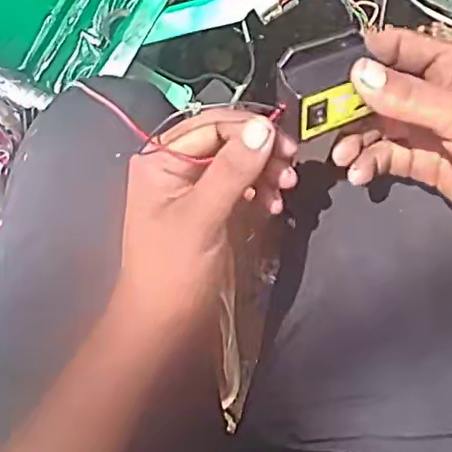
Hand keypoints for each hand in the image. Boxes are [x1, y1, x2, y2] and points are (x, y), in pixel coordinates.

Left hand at [114, 111, 295, 328]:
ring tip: (285, 187)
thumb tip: (264, 128)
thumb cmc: (172, 271)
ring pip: (238, 160)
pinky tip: (272, 204)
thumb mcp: (202, 216)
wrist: (164, 326)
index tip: (283, 145)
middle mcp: (175, 167)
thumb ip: (232, 170)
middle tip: (290, 165)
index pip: (211, 125)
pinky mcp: (211, 207)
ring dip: (265, 169)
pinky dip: (260, 188)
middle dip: (260, 149)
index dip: (249, 129)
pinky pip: (241, 184)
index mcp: (160, 160)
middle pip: (226, 139)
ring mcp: (194, 187)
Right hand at [328, 29, 451, 241]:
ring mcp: (428, 129)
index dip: (364, 55)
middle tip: (324, 122)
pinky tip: (361, 174)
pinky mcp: (425, 162)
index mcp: (449, 67)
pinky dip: (369, 163)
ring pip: (377, 126)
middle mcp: (434, 94)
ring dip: (355, 139)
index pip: (398, 47)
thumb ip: (410, 97)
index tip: (329, 70)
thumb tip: (360, 74)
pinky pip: (387, 156)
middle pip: (379, 91)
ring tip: (343, 156)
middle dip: (350, 105)